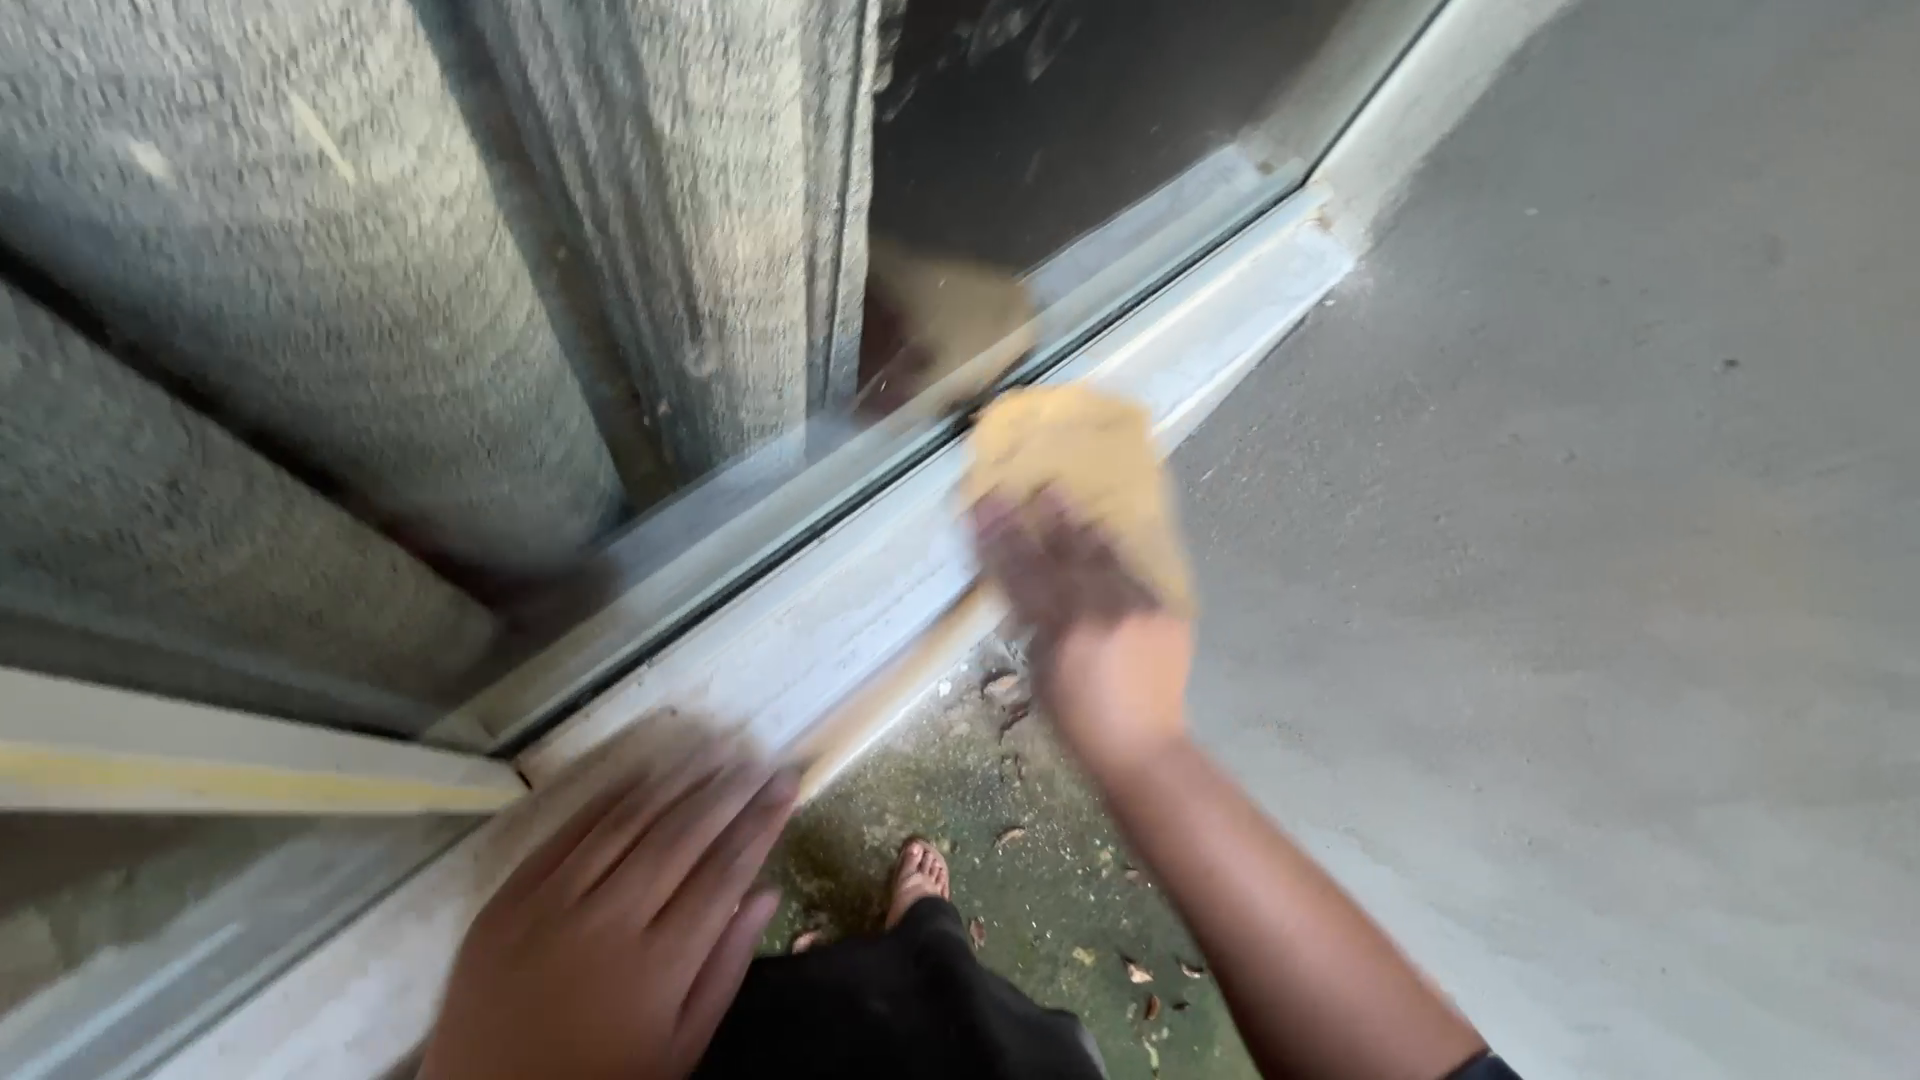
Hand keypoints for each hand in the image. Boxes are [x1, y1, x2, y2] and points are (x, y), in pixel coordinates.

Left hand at [419, 737, 797, 1079]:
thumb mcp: (679, 1048)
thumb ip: (726, 967)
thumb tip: (768, 891)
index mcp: (658, 966)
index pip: (726, 870)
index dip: (761, 821)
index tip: (787, 784)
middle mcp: (608, 924)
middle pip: (683, 836)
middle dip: (728, 791)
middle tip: (757, 758)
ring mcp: (551, 906)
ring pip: (628, 823)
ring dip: (677, 781)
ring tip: (712, 750)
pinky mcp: (506, 901)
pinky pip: (568, 834)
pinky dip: (611, 799)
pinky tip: (645, 774)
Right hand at [970, 488, 1192, 779]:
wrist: (1145, 748)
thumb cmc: (1079, 722)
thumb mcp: (1041, 674)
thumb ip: (1036, 625)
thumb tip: (1029, 589)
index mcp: (1066, 629)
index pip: (1025, 571)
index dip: (1002, 536)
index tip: (986, 504)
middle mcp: (1106, 609)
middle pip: (1066, 552)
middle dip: (1043, 518)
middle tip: (1029, 487)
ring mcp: (1142, 606)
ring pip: (1105, 554)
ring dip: (1079, 526)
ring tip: (1060, 497)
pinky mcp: (1168, 610)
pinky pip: (1133, 572)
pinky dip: (1111, 555)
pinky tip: (1098, 537)